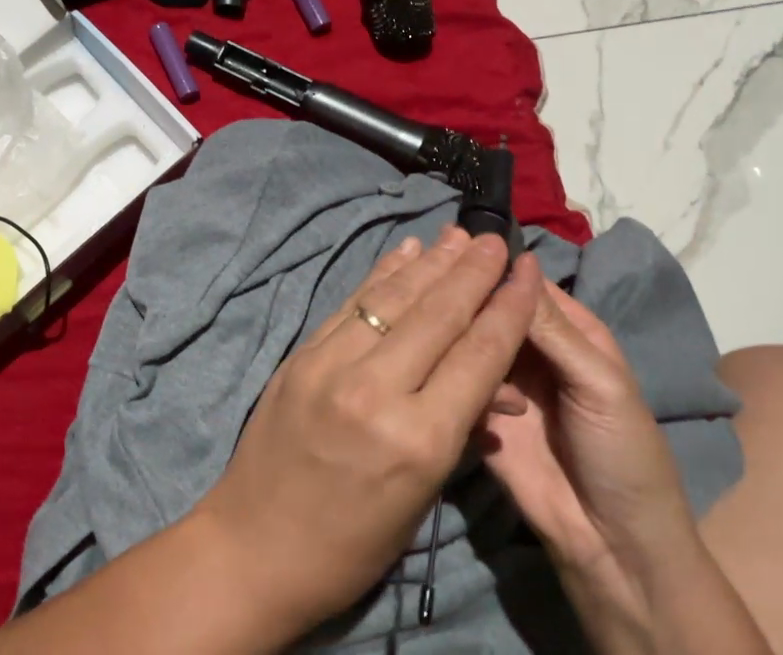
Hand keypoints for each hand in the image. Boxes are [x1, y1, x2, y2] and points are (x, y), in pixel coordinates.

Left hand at [191, 227, 540, 633]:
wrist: (254, 546)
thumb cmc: (353, 544)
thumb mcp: (422, 497)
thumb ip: (457, 431)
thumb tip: (494, 384)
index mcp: (418, 438)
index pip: (477, 354)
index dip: (508, 306)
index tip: (528, 270)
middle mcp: (374, 389)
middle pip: (437, 314)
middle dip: (473, 273)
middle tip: (497, 240)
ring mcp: (329, 366)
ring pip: (391, 299)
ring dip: (430, 264)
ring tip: (459, 236)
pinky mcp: (299, 356)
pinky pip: (350, 305)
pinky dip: (381, 275)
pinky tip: (404, 254)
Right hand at [479, 274, 702, 640]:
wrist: (611, 542)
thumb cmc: (624, 453)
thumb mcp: (600, 383)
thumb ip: (553, 329)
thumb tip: (513, 265)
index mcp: (569, 331)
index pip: (524, 284)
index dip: (494, 267)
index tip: (455, 248)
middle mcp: (530, 350)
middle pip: (489, 311)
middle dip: (466, 303)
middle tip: (433, 296)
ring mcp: (501, 383)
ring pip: (466, 344)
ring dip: (460, 348)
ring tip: (461, 364)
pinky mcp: (477, 417)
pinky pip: (455, 386)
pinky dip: (456, 387)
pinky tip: (477, 409)